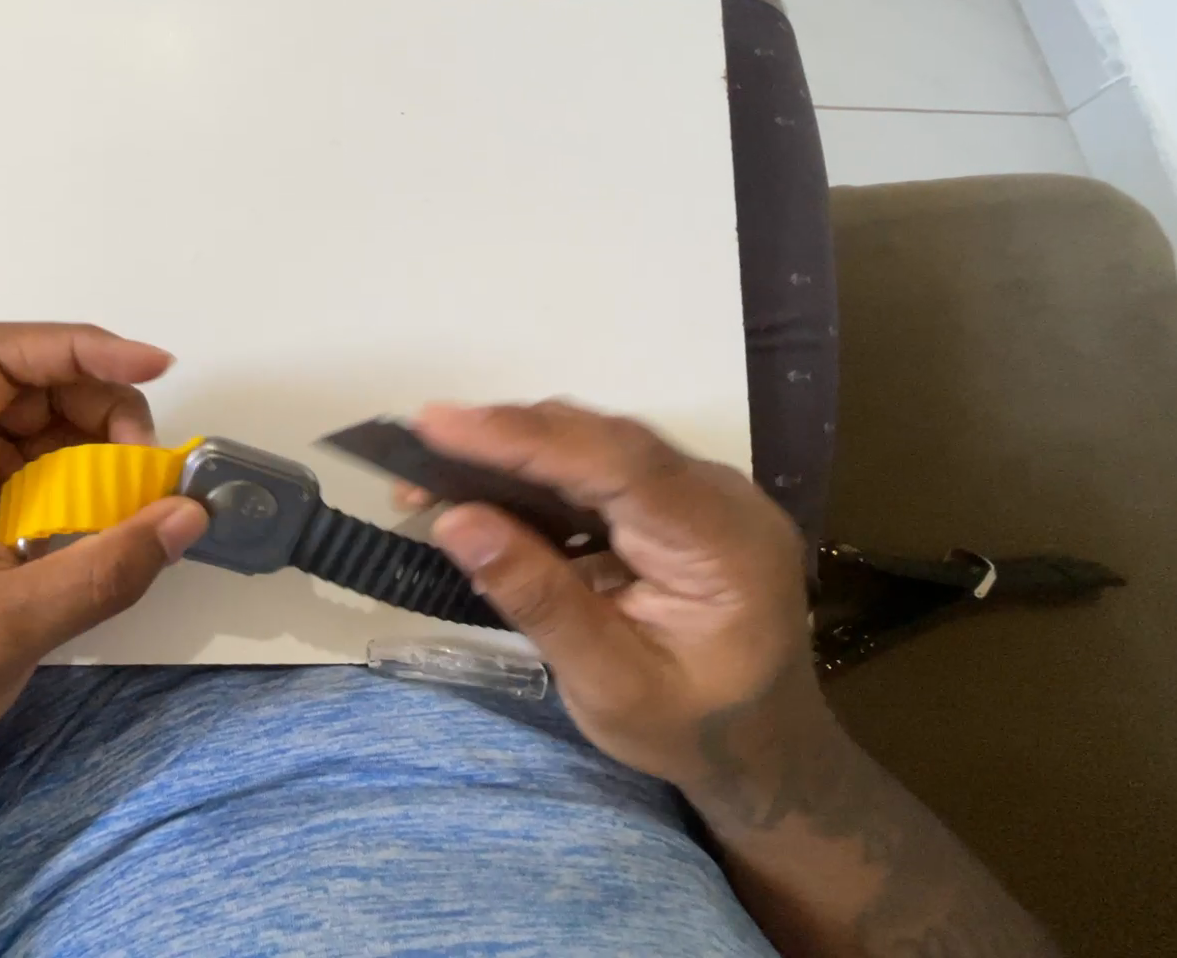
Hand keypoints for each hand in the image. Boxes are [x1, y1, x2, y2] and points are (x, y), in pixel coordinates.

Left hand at [0, 323, 209, 759]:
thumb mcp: (4, 628)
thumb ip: (102, 572)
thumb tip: (190, 516)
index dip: (75, 348)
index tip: (152, 366)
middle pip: (30, 386)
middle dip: (102, 407)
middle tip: (149, 464)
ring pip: (49, 426)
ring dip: (105, 446)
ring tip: (139, 493)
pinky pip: (52, 471)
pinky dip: (96, 483)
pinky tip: (119, 515)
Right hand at [418, 401, 838, 799]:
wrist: (760, 752)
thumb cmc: (691, 730)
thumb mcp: (608, 685)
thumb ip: (537, 599)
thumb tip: (454, 521)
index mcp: (722, 543)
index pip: (618, 463)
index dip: (522, 437)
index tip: (436, 424)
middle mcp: (716, 495)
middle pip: (601, 439)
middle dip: (504, 436)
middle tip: (416, 445)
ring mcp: (694, 492)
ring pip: (591, 443)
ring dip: (509, 451)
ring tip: (432, 472)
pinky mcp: (665, 500)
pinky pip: (591, 467)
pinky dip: (528, 474)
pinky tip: (481, 492)